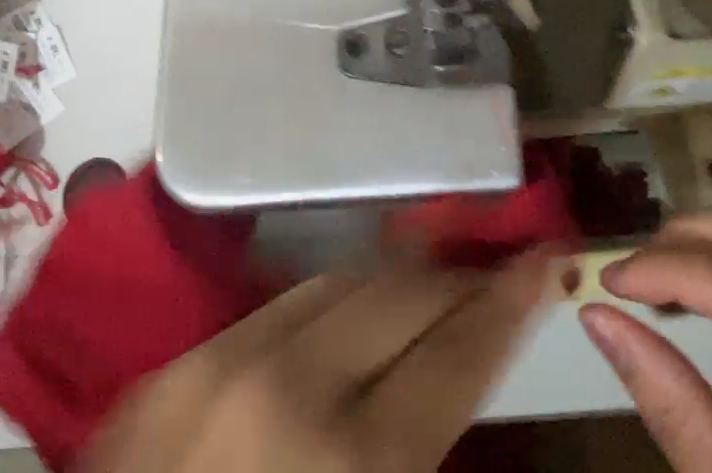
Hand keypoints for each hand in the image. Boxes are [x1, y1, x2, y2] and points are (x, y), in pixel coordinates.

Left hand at [79, 252, 554, 472]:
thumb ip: (422, 443)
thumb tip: (456, 367)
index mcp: (352, 460)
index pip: (456, 353)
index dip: (510, 301)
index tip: (545, 259)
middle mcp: (283, 391)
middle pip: (400, 295)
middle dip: (458, 277)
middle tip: (495, 270)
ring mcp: (213, 368)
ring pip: (335, 285)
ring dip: (393, 282)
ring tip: (430, 284)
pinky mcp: (166, 370)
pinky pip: (271, 311)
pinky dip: (326, 307)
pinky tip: (346, 316)